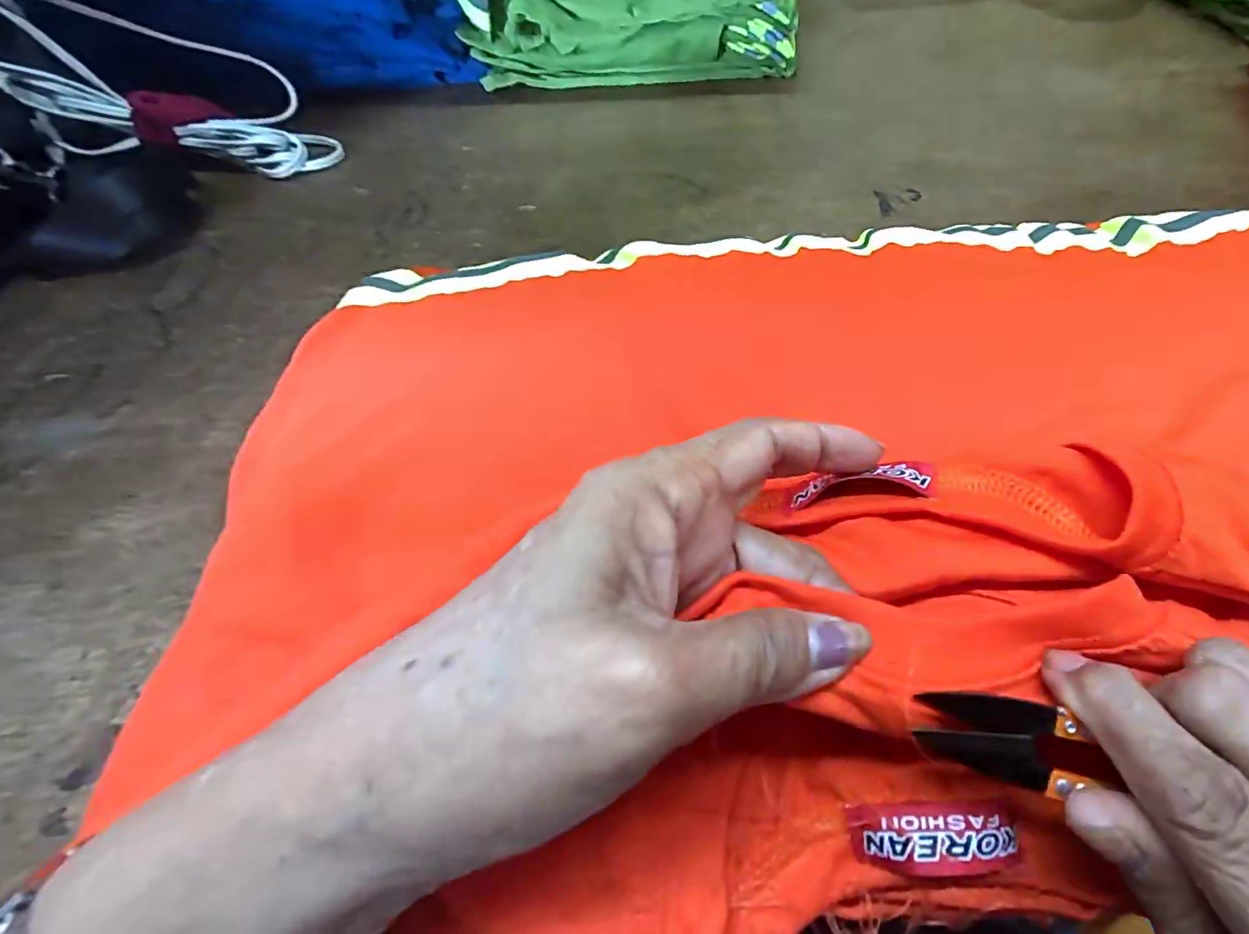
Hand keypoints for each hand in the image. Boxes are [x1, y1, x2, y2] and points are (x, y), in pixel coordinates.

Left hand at [35, 419, 880, 933]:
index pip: (755, 447)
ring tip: (831, 670)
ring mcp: (639, 589)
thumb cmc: (508, 714)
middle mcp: (649, 532)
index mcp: (649, 501)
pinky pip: (719, 626)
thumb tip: (851, 640)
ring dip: (791, 620)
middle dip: (818, 573)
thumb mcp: (654, 683)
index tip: (882, 457)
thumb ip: (763, 654)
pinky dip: (761, 648)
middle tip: (867, 632)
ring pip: (744, 586)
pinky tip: (784, 682)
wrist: (366, 803)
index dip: (822, 444)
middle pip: (762, 531)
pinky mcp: (629, 639)